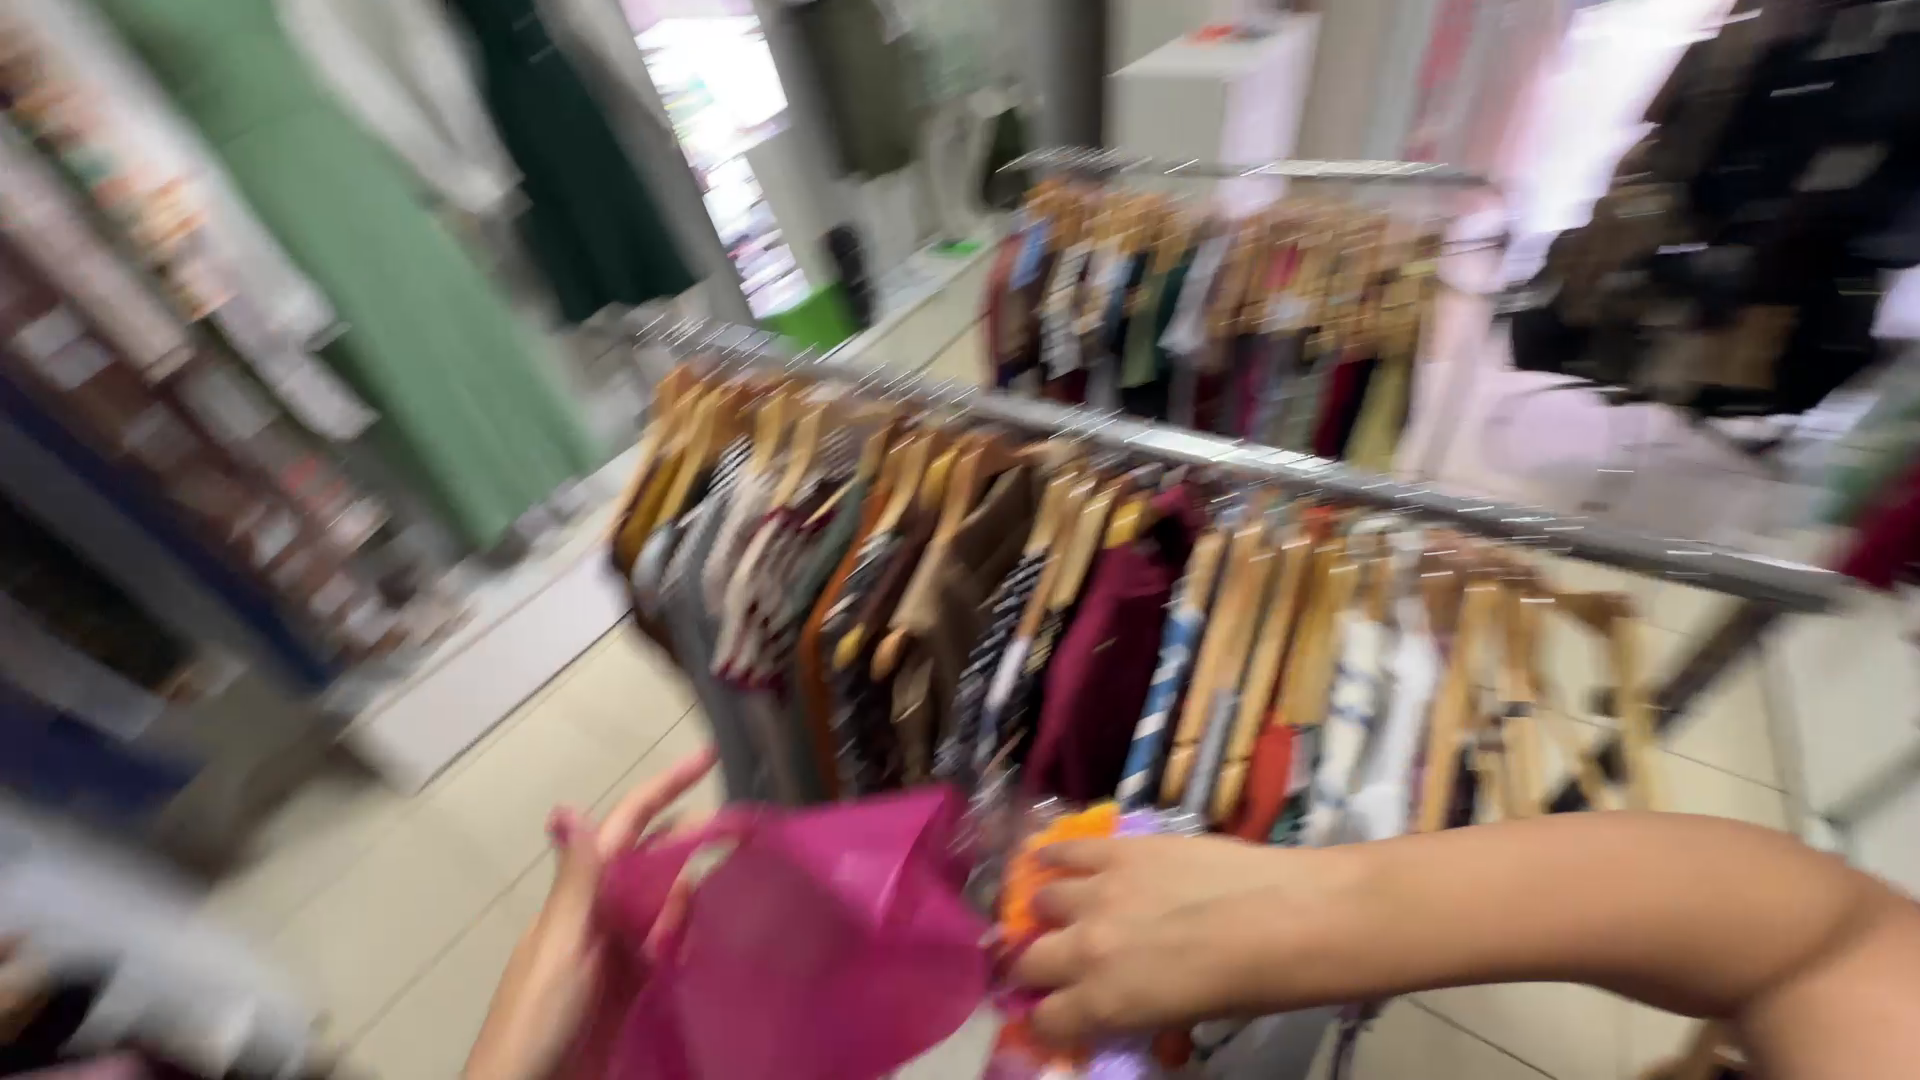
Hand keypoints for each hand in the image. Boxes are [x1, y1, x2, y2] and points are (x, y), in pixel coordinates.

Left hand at [464, 747, 716, 1079]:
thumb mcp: (561, 947)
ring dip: (698, 882)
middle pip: (654, 856)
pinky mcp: (631, 983)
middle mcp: (602, 910)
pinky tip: (717, 928)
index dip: (666, 786)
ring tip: (742, 872)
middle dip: (694, 834)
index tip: (710, 756)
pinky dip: (691, 929)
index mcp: (582, 894)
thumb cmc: (539, 1020)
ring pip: (667, 897)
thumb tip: (567, 807)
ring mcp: (618, 947)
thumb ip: (577, 882)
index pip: (629, 825)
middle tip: (745, 828)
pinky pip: (669, 941)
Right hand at [1010, 833, 1357, 1045]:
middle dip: (1034, 968)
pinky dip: (1050, 855)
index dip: (1044, 1021)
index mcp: (1105, 1003)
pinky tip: (1045, 857)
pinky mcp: (1114, 851)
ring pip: (1042, 900)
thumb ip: (1159, 1026)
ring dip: (1048, 911)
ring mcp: (1096, 893)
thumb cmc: (1246, 985)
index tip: (1051, 1014)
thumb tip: (1160, 1038)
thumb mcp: (1195, 1021)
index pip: (1046, 1021)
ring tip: (1059, 908)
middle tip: (1049, 964)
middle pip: (1031, 961)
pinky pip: (1064, 850)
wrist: (1276, 917)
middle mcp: (1086, 949)